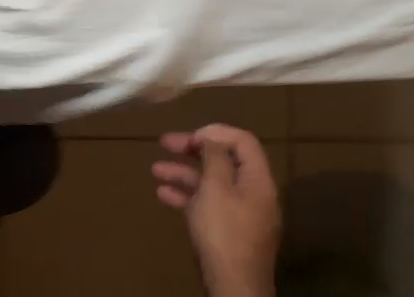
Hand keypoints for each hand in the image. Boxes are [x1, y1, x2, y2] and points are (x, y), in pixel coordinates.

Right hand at [153, 124, 280, 296]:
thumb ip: (214, 156)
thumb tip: (212, 138)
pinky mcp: (228, 231)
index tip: (190, 136)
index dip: (215, 132)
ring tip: (156, 170)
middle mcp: (252, 193)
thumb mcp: (216, 187)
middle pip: (223, 159)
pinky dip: (187, 196)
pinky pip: (207, 204)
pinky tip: (163, 195)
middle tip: (165, 143)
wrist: (233, 287)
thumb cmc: (224, 231)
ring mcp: (241, 213)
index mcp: (257, 180)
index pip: (243, 141)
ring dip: (183, 172)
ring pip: (211, 183)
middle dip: (192, 149)